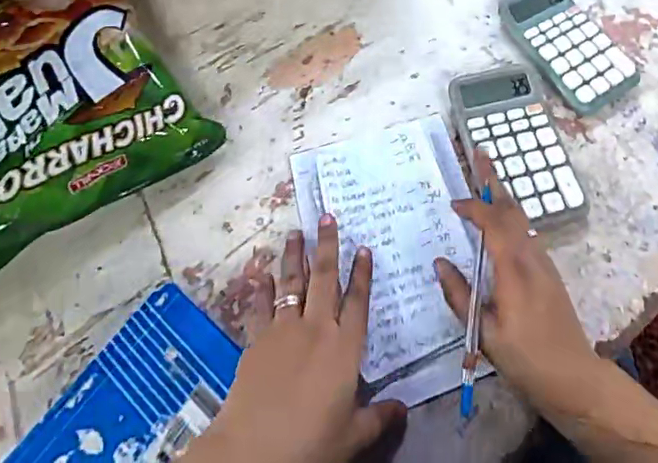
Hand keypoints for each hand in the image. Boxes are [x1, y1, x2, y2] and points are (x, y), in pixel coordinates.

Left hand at [188, 215, 405, 462]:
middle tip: (327, 217)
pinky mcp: (257, 340)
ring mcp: (284, 330)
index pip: (357, 302)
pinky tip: (261, 274)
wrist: (252, 450)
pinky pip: (262, 307)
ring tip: (294, 232)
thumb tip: (405, 408)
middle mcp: (316, 329)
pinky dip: (262, 289)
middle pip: (325, 279)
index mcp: (344, 348)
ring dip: (295, 256)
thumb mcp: (352, 436)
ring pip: (293, 283)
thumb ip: (378, 418)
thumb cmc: (309, 442)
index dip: (362, 274)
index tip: (363, 248)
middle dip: (328, 245)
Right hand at [434, 152, 608, 411]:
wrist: (574, 377)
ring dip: (502, 196)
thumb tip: (440, 261)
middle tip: (479, 152)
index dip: (472, 207)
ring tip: (485, 178)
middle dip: (493, 179)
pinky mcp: (549, 271)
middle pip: (511, 207)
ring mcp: (543, 261)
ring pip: (521, 217)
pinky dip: (509, 216)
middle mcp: (531, 255)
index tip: (454, 204)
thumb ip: (460, 295)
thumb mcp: (485, 332)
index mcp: (513, 267)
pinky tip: (499, 223)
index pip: (492, 222)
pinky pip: (526, 232)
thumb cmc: (526, 359)